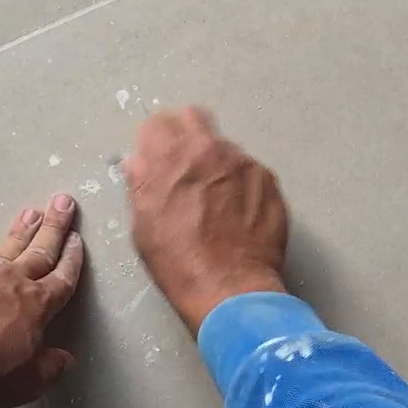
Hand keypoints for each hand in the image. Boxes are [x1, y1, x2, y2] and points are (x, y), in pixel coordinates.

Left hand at [0, 193, 85, 407]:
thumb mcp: (27, 382)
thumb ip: (49, 368)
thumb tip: (65, 360)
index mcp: (38, 306)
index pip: (63, 278)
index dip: (73, 260)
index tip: (77, 241)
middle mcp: (13, 283)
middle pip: (40, 250)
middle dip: (55, 227)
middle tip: (63, 202)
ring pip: (8, 247)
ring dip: (22, 230)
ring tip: (32, 212)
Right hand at [123, 107, 288, 333]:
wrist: (230, 289)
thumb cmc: (178, 264)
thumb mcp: (144, 227)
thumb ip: (141, 185)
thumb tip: (138, 164)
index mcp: (172, 158)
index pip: (157, 123)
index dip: (153, 142)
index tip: (153, 158)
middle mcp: (210, 150)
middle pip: (194, 118)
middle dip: (185, 136)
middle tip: (183, 168)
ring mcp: (245, 163)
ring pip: (224, 147)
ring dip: (215, 163)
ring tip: (213, 201)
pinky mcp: (269, 181)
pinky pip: (249, 171)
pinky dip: (240, 185)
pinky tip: (236, 215)